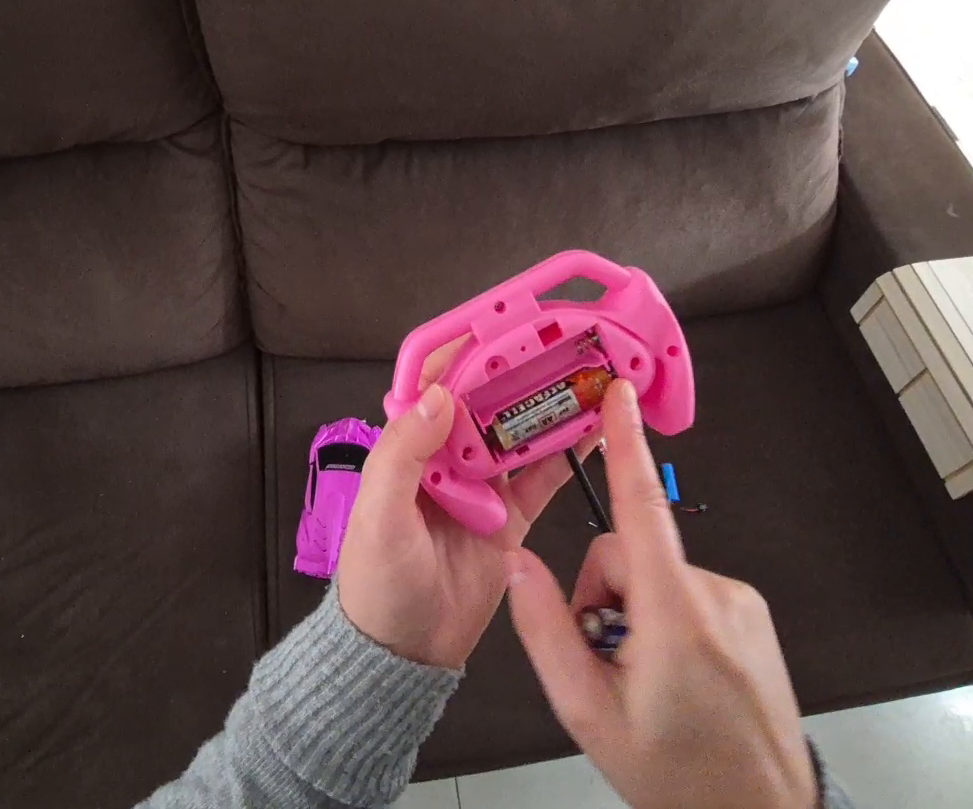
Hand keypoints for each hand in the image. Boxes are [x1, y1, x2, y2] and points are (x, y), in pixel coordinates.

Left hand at [338, 342, 594, 669]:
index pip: (438, 380)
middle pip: (490, 398)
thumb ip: (404, 452)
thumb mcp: (379, 513)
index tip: (505, 323)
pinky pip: (544, 473)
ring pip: (522, 429)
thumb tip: (440, 396)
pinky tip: (595, 429)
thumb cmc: (377, 579)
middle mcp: (448, 453)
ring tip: (588, 376)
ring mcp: (483, 482)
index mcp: (410, 443)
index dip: (469, 349)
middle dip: (523, 369)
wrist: (405, 649)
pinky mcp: (512, 513)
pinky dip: (569, 450)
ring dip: (552, 403)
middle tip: (563, 344)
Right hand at [505, 380, 816, 808]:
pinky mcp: (750, 610)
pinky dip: (666, 615)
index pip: (640, 508)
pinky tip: (673, 668)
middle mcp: (714, 593)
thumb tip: (519, 563)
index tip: (619, 396)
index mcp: (674, 615)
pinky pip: (685, 586)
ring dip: (635, 609)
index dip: (625, 445)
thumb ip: (544, 630)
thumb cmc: (677, 775)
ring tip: (645, 674)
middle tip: (609, 660)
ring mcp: (739, 601)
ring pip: (654, 572)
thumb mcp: (587, 713)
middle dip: (604, 594)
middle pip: (628, 551)